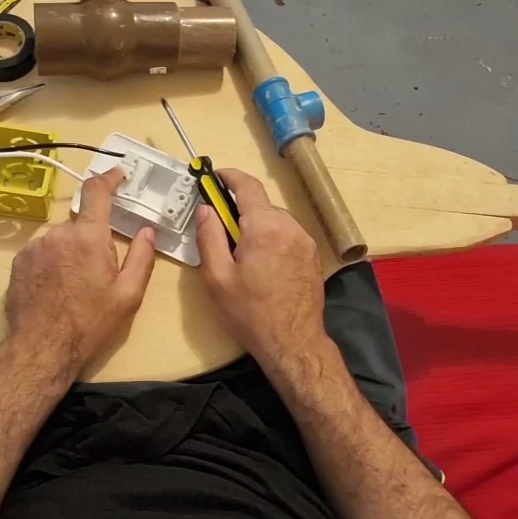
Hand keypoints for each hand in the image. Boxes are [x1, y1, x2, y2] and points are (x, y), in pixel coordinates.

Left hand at [0, 167, 157, 378]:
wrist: (43, 348)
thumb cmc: (90, 324)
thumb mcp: (128, 296)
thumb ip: (141, 258)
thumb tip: (147, 232)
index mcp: (88, 237)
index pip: (97, 191)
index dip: (109, 177)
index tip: (118, 174)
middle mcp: (58, 234)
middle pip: (80, 224)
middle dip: (92, 239)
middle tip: (99, 273)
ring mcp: (34, 247)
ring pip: (60, 239)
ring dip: (70, 252)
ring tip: (74, 287)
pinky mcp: (18, 262)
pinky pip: (42, 252)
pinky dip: (52, 263)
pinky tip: (56, 290)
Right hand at [195, 169, 327, 368]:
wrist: (292, 342)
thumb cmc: (250, 313)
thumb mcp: (218, 277)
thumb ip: (209, 237)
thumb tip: (205, 210)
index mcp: (264, 227)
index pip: (247, 186)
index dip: (228, 177)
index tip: (213, 177)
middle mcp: (289, 226)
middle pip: (260, 205)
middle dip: (239, 211)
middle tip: (219, 231)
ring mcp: (305, 241)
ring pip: (275, 221)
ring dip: (256, 227)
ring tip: (241, 257)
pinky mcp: (312, 256)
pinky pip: (287, 235)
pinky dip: (272, 240)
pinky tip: (262, 266)